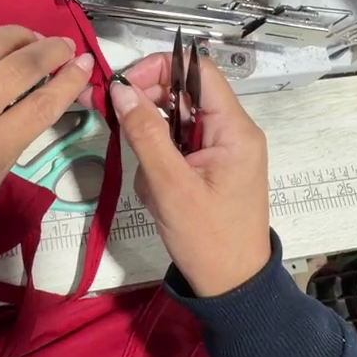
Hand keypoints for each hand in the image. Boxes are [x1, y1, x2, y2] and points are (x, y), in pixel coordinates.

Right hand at [110, 53, 270, 296]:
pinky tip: (158, 192)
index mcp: (234, 128)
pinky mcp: (208, 166)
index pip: (197, 70)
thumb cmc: (208, 239)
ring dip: (153, 145)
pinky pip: (176, 147)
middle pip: (183, 94)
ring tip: (152, 182)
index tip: (125, 86)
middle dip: (150, 112)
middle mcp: (231, 131)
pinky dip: (159, 164)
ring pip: (174, 122)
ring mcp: (220, 149)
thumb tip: (121, 89)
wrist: (232, 288)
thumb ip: (145, 133)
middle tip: (125, 132)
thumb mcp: (170, 186)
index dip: (159, 68)